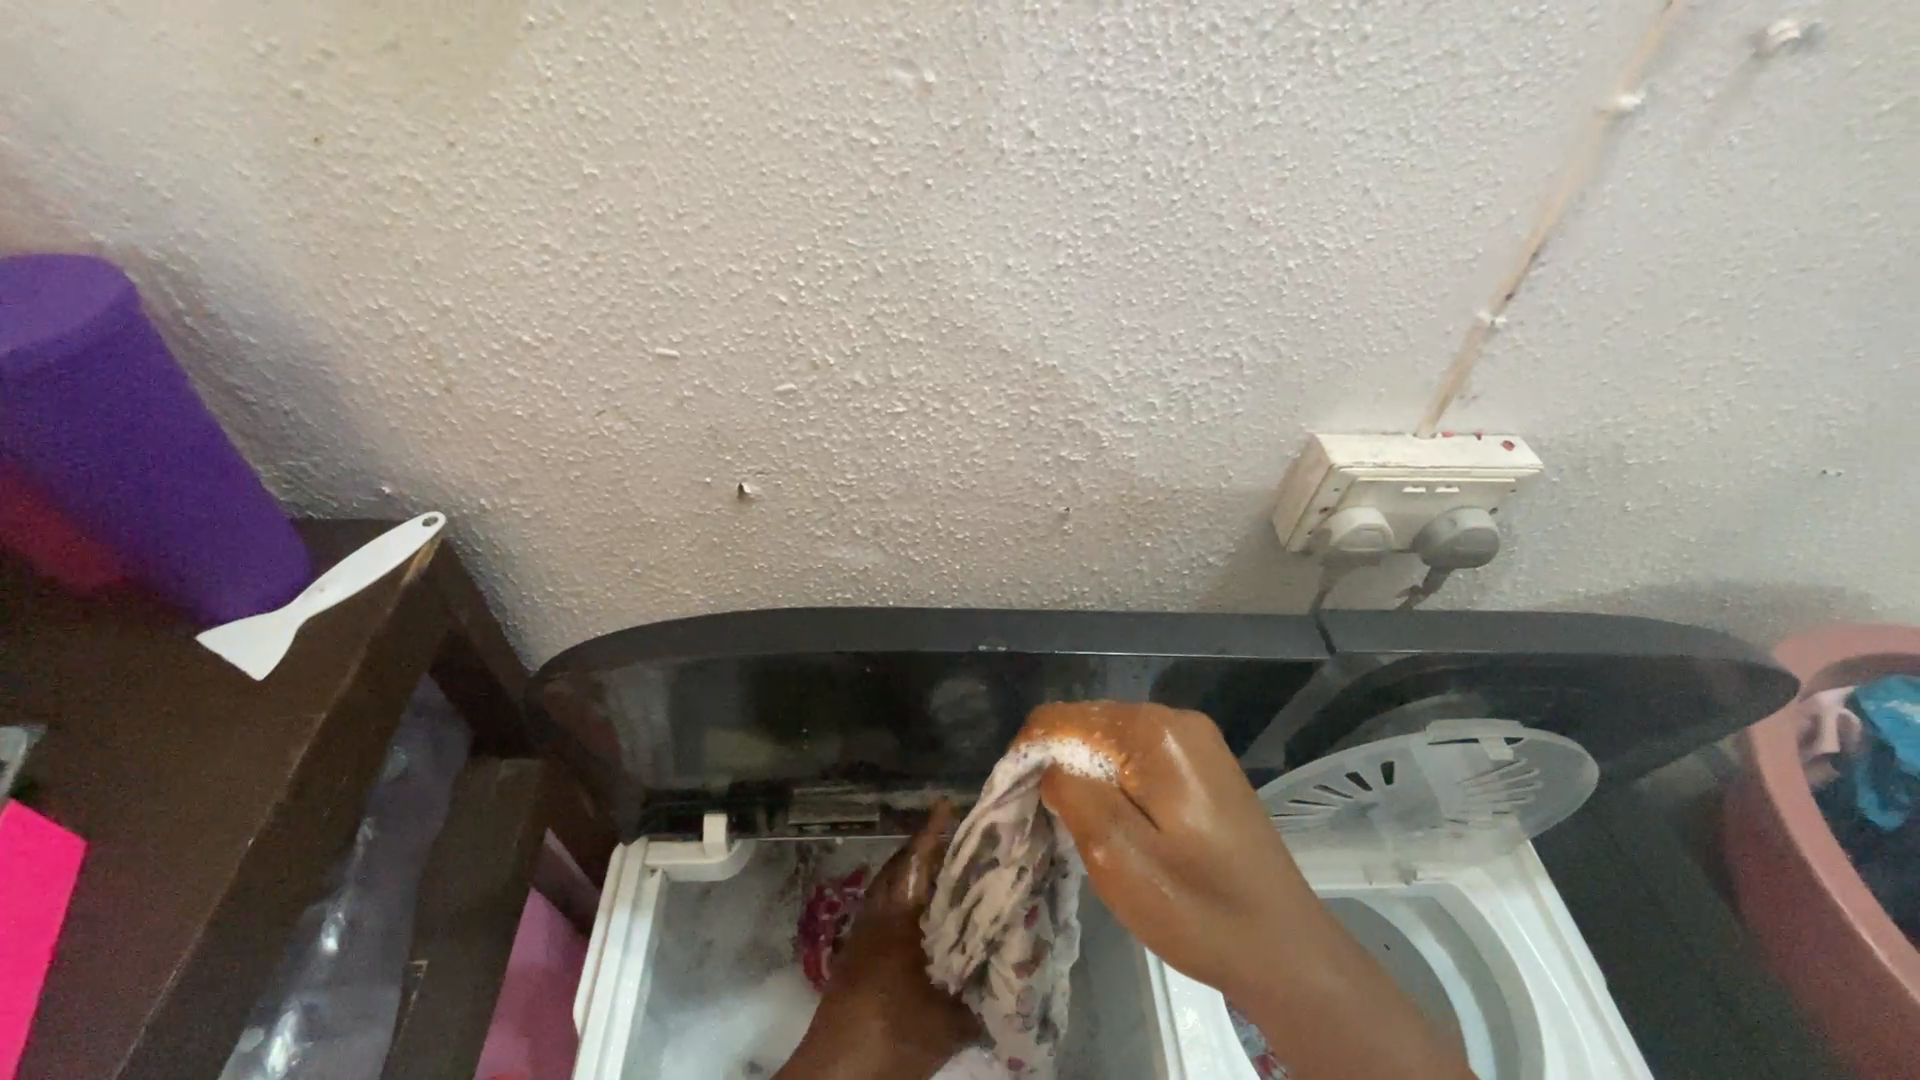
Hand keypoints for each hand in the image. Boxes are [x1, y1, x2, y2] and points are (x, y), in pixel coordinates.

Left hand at [776, 802, 978, 1079]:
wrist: (837, 1075)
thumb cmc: (894, 1034)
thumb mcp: (952, 1020)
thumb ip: (986, 993)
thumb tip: (1022, 974)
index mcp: (897, 918)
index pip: (916, 860)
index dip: (933, 830)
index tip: (949, 803)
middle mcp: (876, 917)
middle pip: (899, 869)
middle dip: (925, 849)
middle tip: (958, 839)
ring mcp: (861, 936)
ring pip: (887, 890)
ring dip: (912, 876)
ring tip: (945, 873)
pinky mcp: (854, 958)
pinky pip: (881, 912)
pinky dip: (903, 902)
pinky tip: (925, 920)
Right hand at [1020, 702, 1320, 1004]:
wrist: (1284, 949)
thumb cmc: (1198, 909)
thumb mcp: (1118, 858)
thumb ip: (1073, 795)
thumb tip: (1046, 764)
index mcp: (1154, 733)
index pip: (1061, 719)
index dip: (1029, 757)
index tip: (1020, 806)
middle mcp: (1176, 720)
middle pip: (1086, 724)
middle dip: (1059, 767)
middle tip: (1054, 827)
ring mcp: (1196, 742)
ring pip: (1110, 742)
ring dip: (1087, 779)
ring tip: (1086, 832)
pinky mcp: (1204, 765)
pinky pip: (1139, 758)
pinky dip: (1117, 785)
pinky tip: (1122, 827)